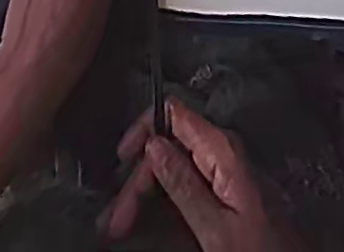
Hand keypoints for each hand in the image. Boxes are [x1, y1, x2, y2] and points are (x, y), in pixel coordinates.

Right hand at [102, 97, 306, 251]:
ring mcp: (223, 171)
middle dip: (140, 176)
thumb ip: (183, 184)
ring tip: (122, 222)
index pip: (173, 113)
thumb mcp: (217, 230)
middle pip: (168, 144)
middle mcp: (222, 151)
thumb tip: (153, 143)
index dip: (143, 129)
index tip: (122, 160)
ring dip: (145, 191)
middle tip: (118, 218)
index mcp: (221, 150)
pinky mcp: (224, 191)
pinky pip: (185, 184)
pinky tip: (145, 218)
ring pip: (173, 166)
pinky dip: (162, 201)